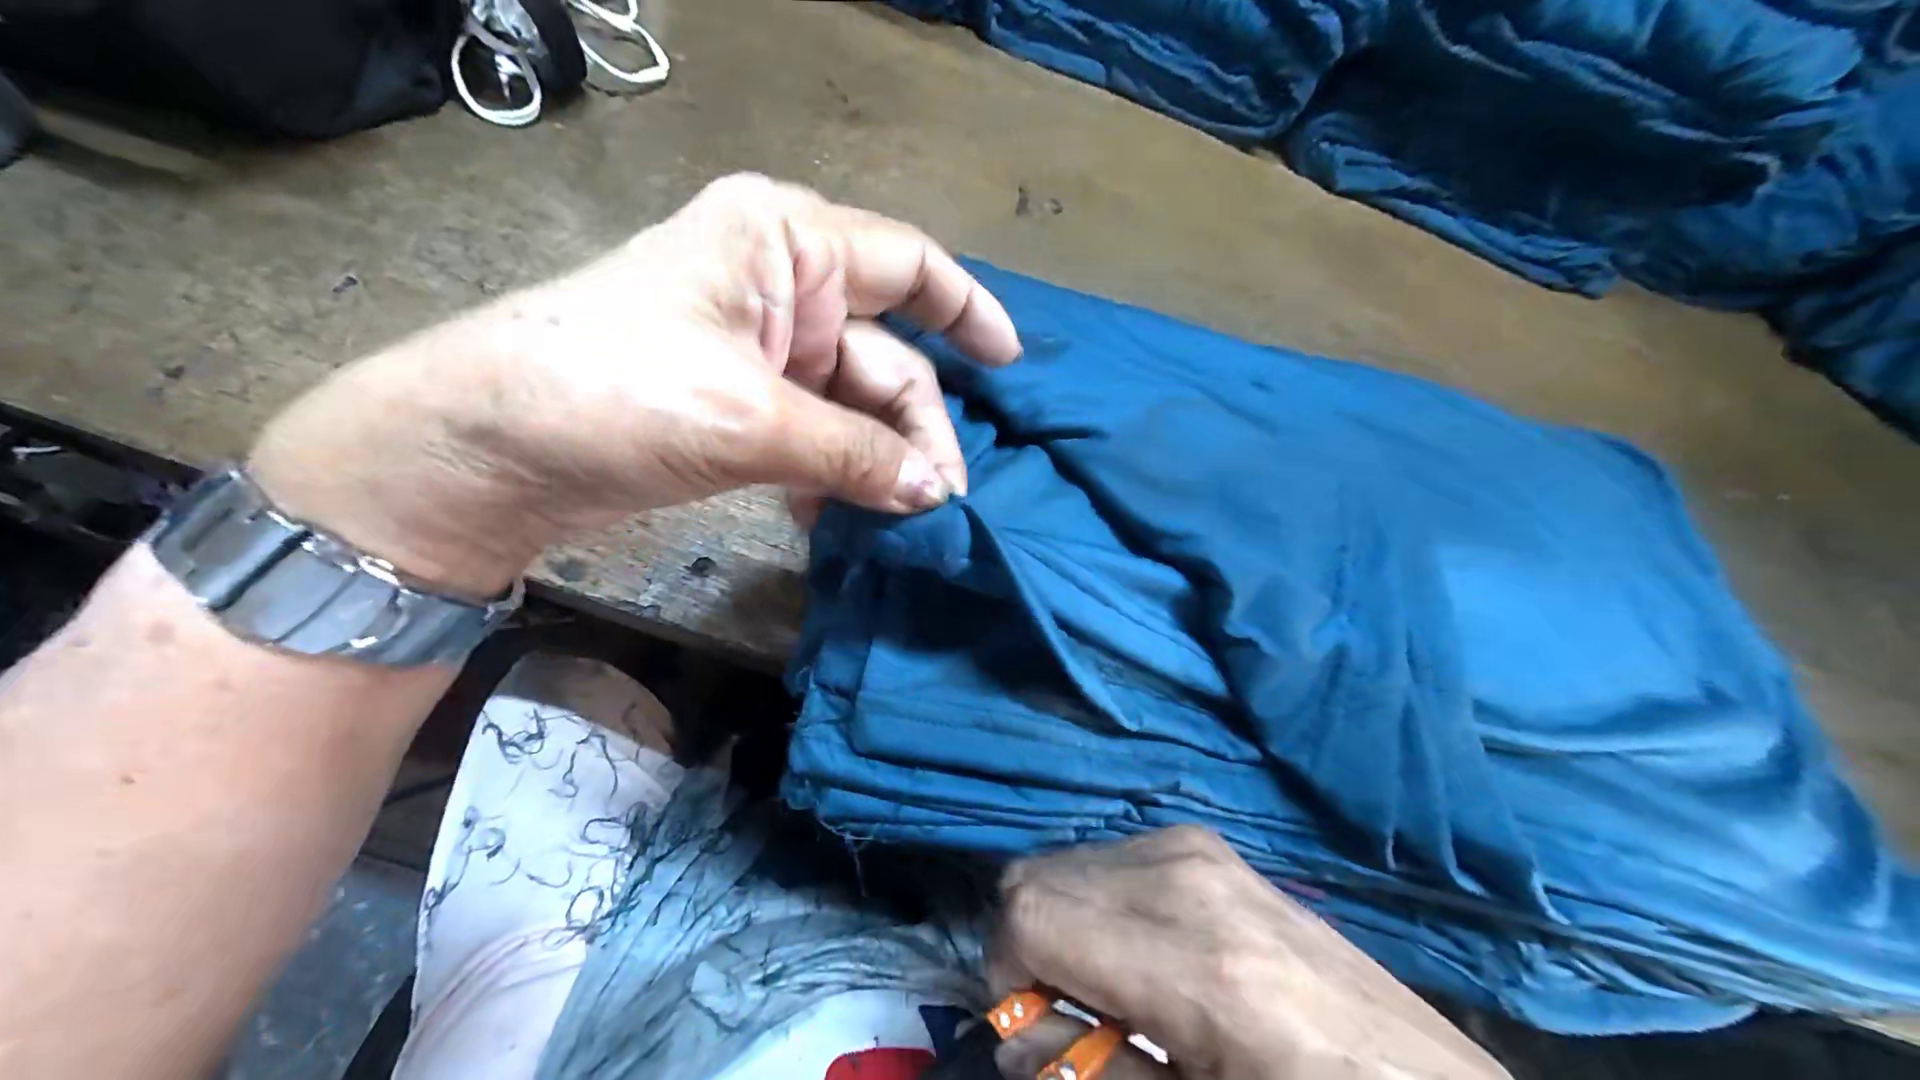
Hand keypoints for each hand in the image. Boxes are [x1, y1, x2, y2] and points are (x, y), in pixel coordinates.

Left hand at [249, 174, 1019, 595]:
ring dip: (880, 463)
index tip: (1011, 365)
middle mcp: (784, 290)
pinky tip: (835, 517)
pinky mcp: (744, 409)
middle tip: (942, 501)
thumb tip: (937, 495)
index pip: (908, 264)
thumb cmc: (613, 394)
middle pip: (887, 358)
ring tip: (900, 519)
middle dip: (920, 429)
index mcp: (787, 246)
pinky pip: (820, 439)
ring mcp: (763, 355)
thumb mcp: (748, 419)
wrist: (483, 452)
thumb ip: (854, 455)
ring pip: (856, 409)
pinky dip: (836, 478)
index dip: (968, 311)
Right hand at [992, 827, 1509, 1079]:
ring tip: (1109, 988)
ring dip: (1061, 925)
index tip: (1030, 1027)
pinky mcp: (1206, 844)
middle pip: (1036, 877)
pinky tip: (1140, 955)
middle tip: (1067, 1016)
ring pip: (1065, 863)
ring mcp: (1198, 849)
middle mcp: (1186, 876)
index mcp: (1195, 961)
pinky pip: (1107, 858)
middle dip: (1027, 949)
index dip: (1004, 972)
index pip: (1032, 911)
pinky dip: (1095, 903)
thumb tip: (1012, 1034)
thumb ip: (1092, 1075)